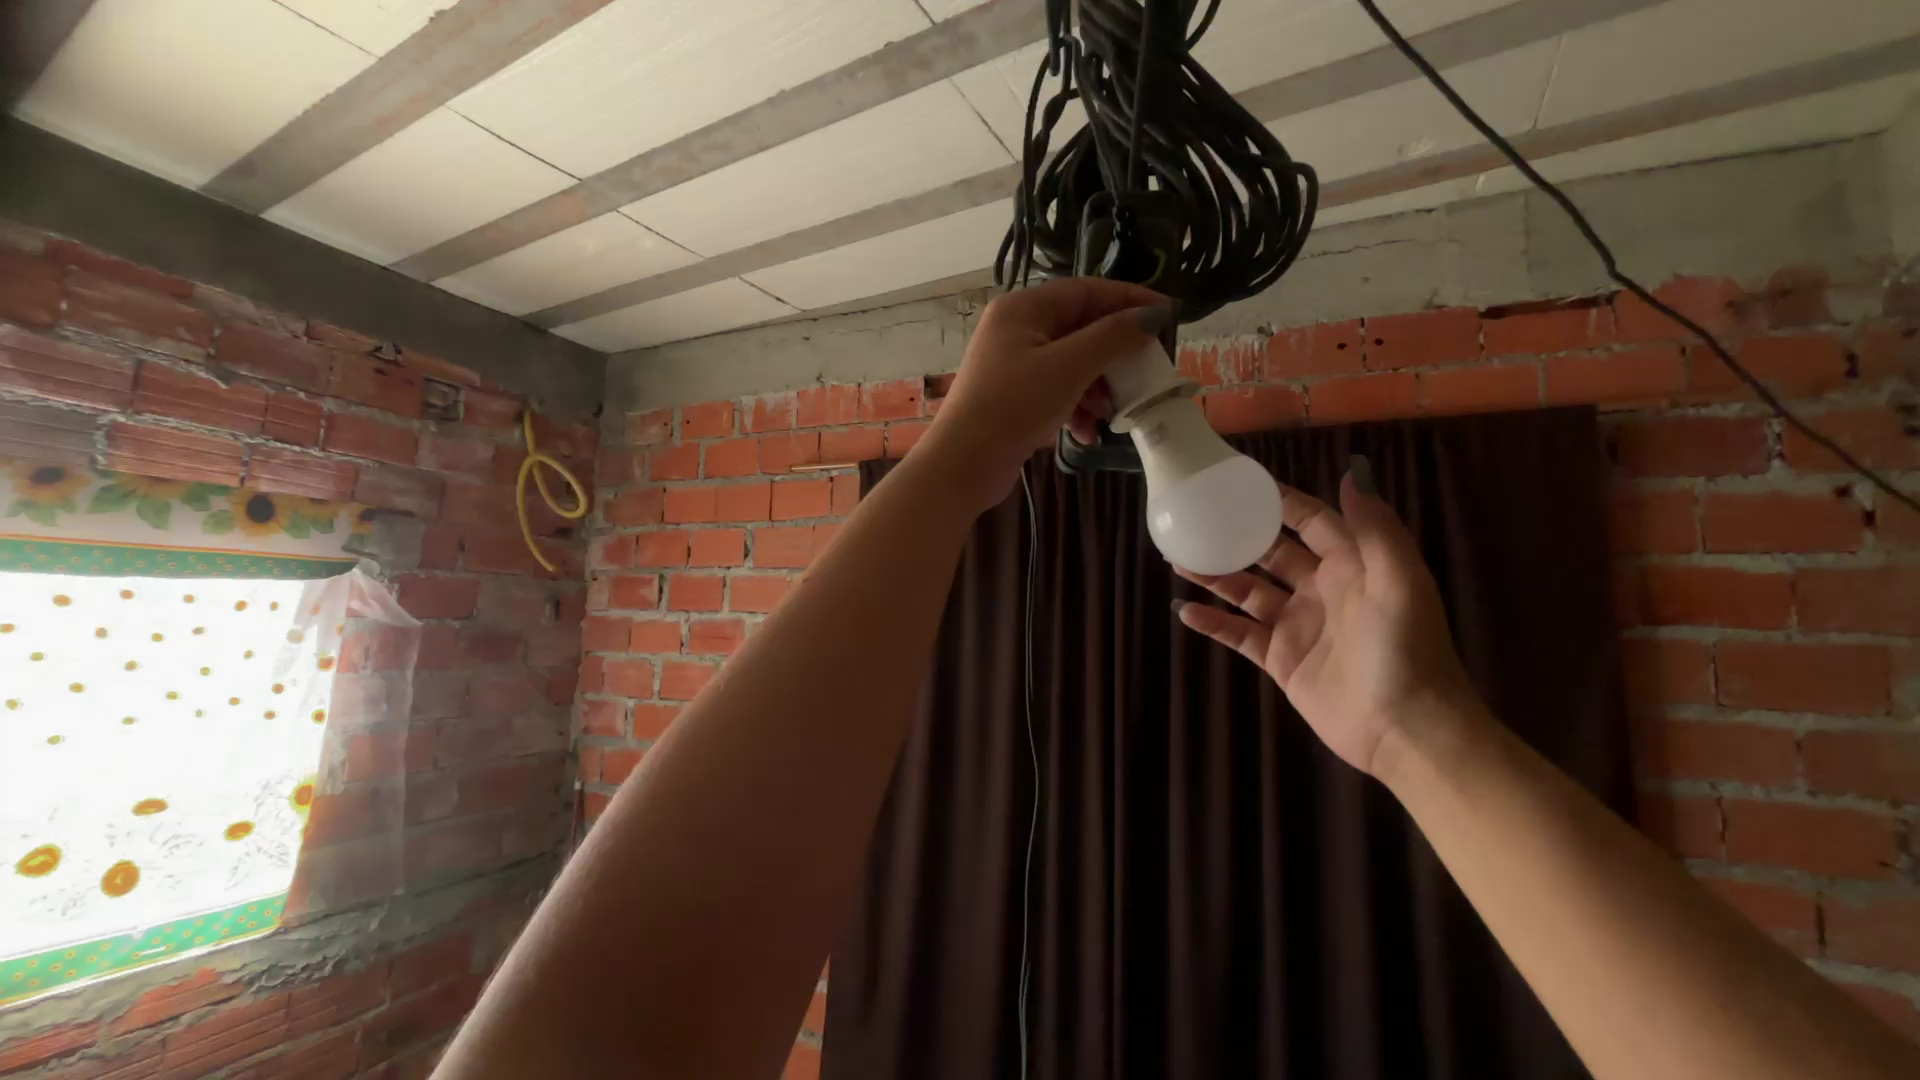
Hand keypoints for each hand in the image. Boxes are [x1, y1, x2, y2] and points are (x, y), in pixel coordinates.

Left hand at [917, 278, 1169, 512]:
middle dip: (1115, 352)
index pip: (1087, 290)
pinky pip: (1058, 392)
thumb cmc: (1014, 406)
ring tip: (1115, 411)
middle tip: (1148, 368)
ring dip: (1099, 387)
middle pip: (1081, 328)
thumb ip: (1113, 337)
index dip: (1129, 299)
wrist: (963, 464)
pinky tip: (1089, 433)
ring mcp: (1014, 365)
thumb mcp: (1069, 366)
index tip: (1168, 313)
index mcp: (1024, 308)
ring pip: (1072, 364)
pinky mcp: (1015, 398)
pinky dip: (1077, 409)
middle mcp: (1016, 329)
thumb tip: (1151, 315)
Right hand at [1172, 460, 1481, 777]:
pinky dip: (1213, 622)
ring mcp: (1298, 626)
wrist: (1406, 729)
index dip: (1281, 502)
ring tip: (1177, 560)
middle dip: (1237, 536)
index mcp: (1352, 566)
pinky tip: (1183, 610)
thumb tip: (1349, 472)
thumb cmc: (1408, 649)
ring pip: (1248, 592)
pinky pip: (1240, 635)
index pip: (1312, 521)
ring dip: (1215, 576)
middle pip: (1270, 554)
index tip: (1243, 484)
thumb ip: (1375, 528)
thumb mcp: (1401, 581)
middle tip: (1196, 520)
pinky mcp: (1282, 661)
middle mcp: (1321, 590)